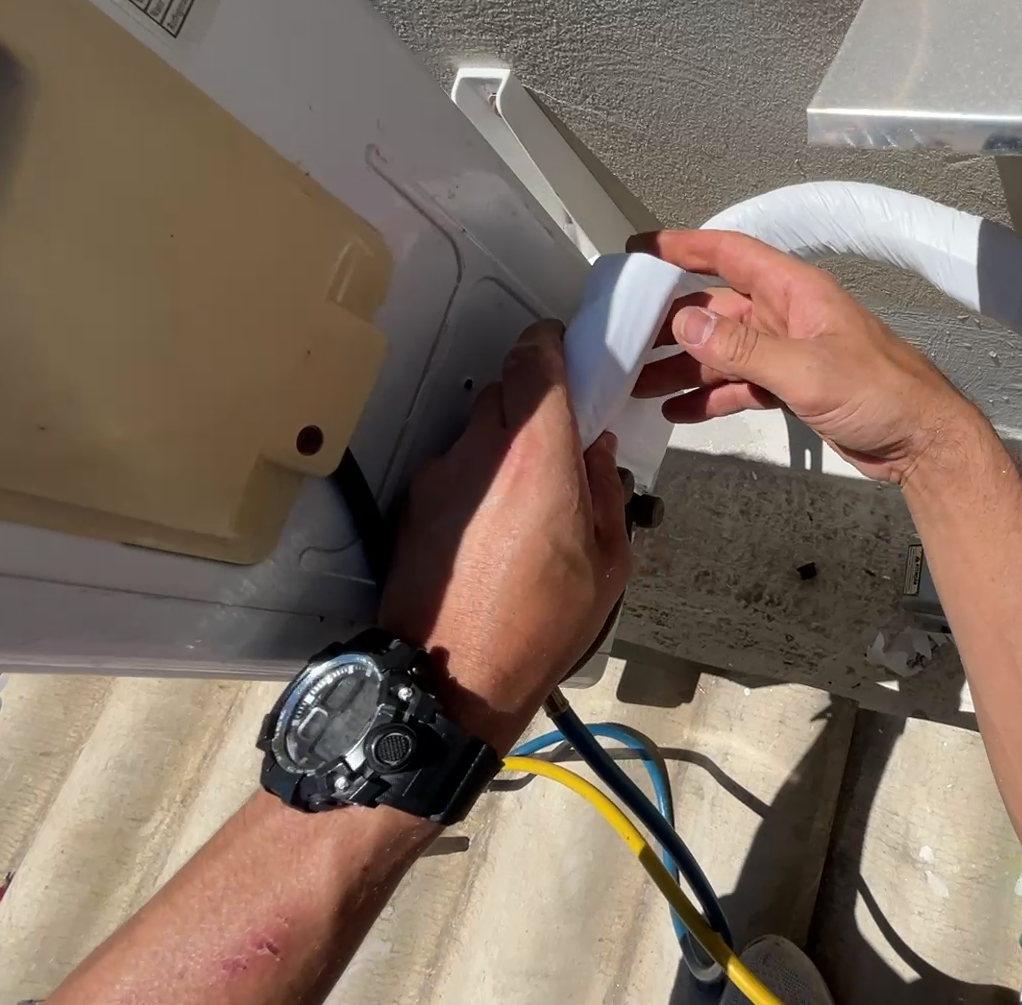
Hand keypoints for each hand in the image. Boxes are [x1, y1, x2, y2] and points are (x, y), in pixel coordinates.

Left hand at [378, 321, 630, 747]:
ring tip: (529, 497)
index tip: (569, 349)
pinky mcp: (414, 505)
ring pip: (479, 429)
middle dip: (537, 399)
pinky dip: (479, 477)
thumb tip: (597, 455)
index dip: (552, 342)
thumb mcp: (608, 560)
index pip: (535, 360)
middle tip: (563, 437)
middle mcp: (482, 454)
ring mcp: (440, 478)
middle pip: (506, 388)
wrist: (452, 679)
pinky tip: (494, 526)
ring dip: (507, 443)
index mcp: (540, 458)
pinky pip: (455, 468)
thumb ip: (606, 492)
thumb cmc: (540, 624)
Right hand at [629, 230, 976, 483]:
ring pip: (723, 352)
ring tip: (639, 386)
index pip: (730, 255)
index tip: (640, 251)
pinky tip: (679, 411)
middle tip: (626, 339)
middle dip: (671, 323)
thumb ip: (744, 347)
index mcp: (795, 293)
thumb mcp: (806, 368)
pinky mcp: (791, 388)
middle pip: (717, 308)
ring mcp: (788, 353)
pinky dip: (711, 398)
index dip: (683, 248)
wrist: (920, 441)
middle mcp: (786, 316)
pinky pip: (740, 386)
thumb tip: (686, 321)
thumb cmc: (880, 393)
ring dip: (683, 367)